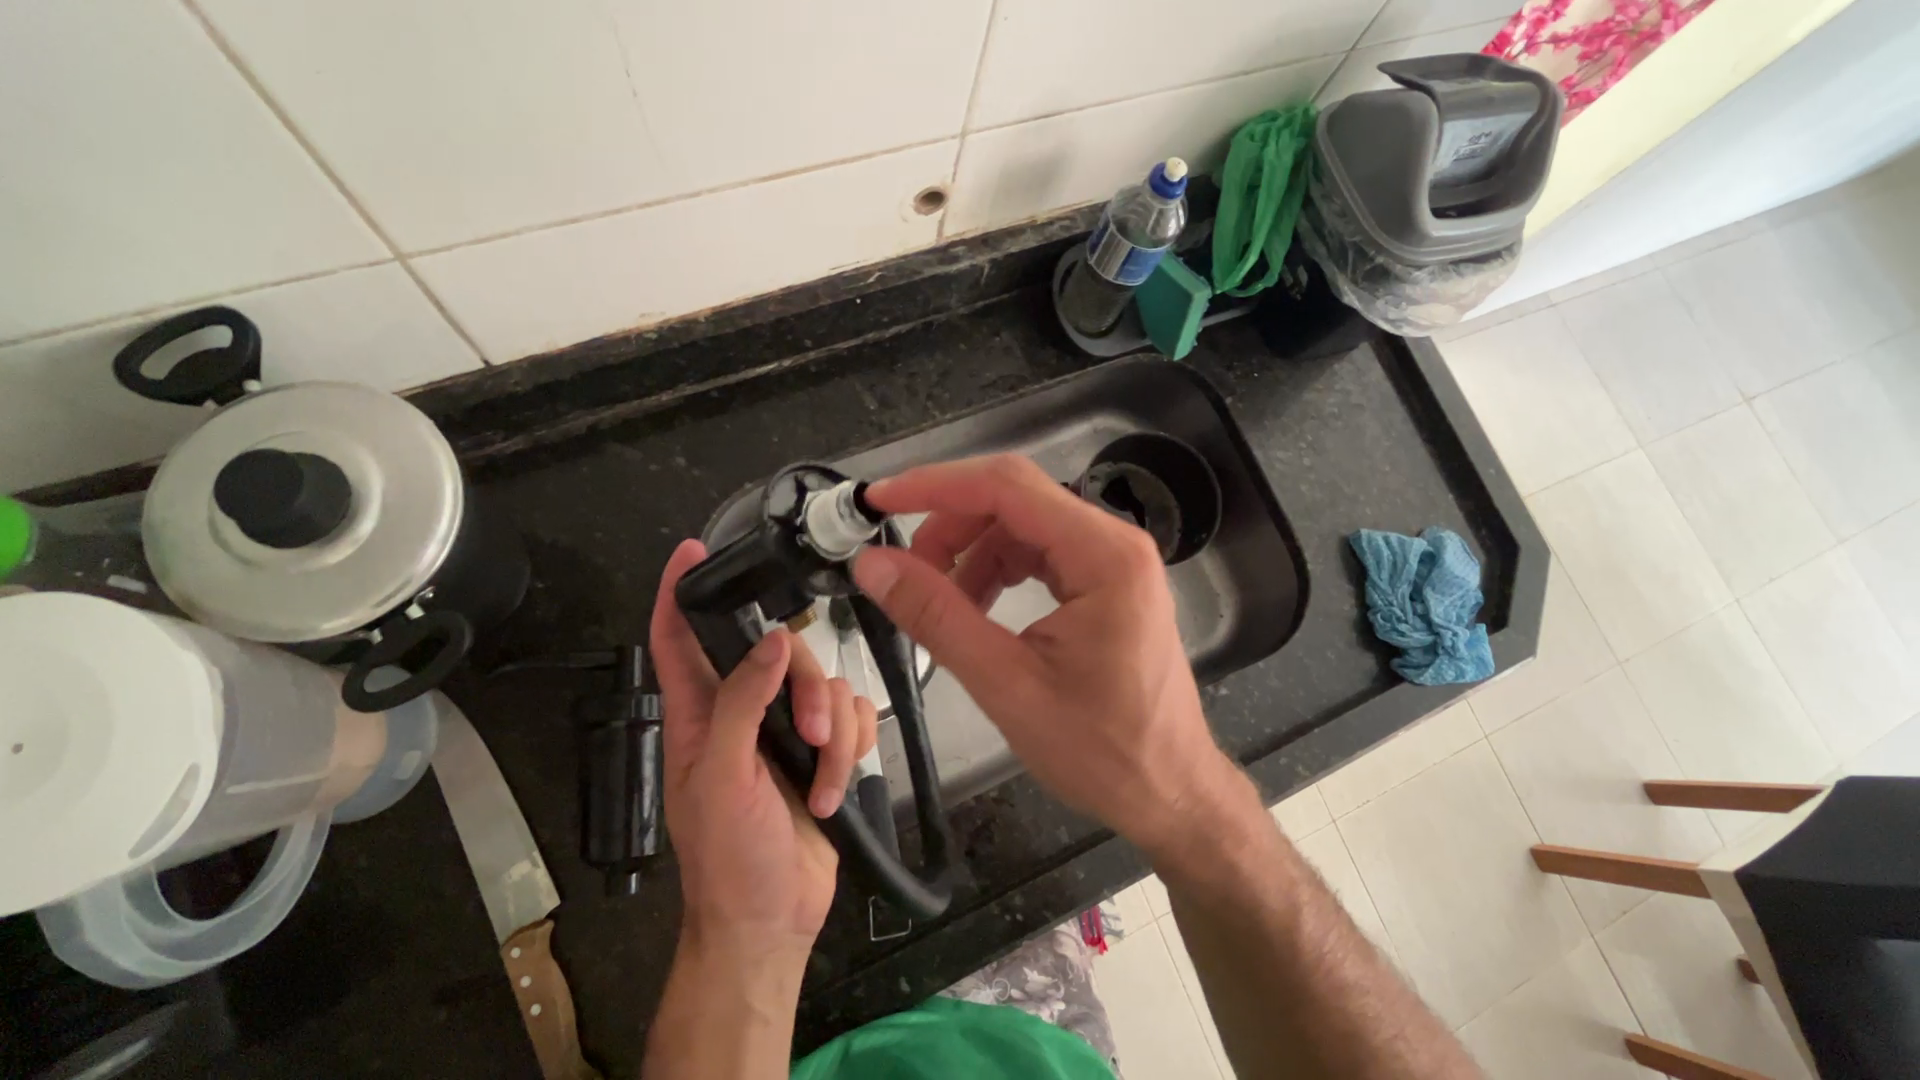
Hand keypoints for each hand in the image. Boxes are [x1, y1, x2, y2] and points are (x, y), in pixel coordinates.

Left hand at [649, 539, 878, 959]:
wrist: (772, 918)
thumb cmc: (727, 856)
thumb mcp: (720, 776)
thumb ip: (742, 701)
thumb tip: (776, 639)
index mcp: (699, 713)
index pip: (677, 638)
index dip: (679, 592)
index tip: (693, 550)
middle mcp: (744, 711)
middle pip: (783, 653)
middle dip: (806, 688)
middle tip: (808, 735)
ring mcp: (787, 732)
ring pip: (826, 685)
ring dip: (834, 734)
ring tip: (822, 783)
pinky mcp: (825, 753)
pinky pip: (851, 718)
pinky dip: (852, 750)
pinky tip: (835, 789)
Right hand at [851, 455, 1232, 860]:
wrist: (1169, 792)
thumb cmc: (1101, 750)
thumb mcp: (1006, 684)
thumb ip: (937, 616)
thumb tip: (873, 564)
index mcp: (1104, 555)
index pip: (1007, 486)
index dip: (935, 485)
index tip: (878, 503)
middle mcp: (1114, 543)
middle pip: (1014, 500)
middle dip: (950, 526)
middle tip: (903, 572)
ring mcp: (1114, 563)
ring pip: (1022, 527)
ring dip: (971, 554)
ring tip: (939, 604)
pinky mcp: (1107, 585)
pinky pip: (1040, 556)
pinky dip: (997, 573)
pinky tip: (974, 610)